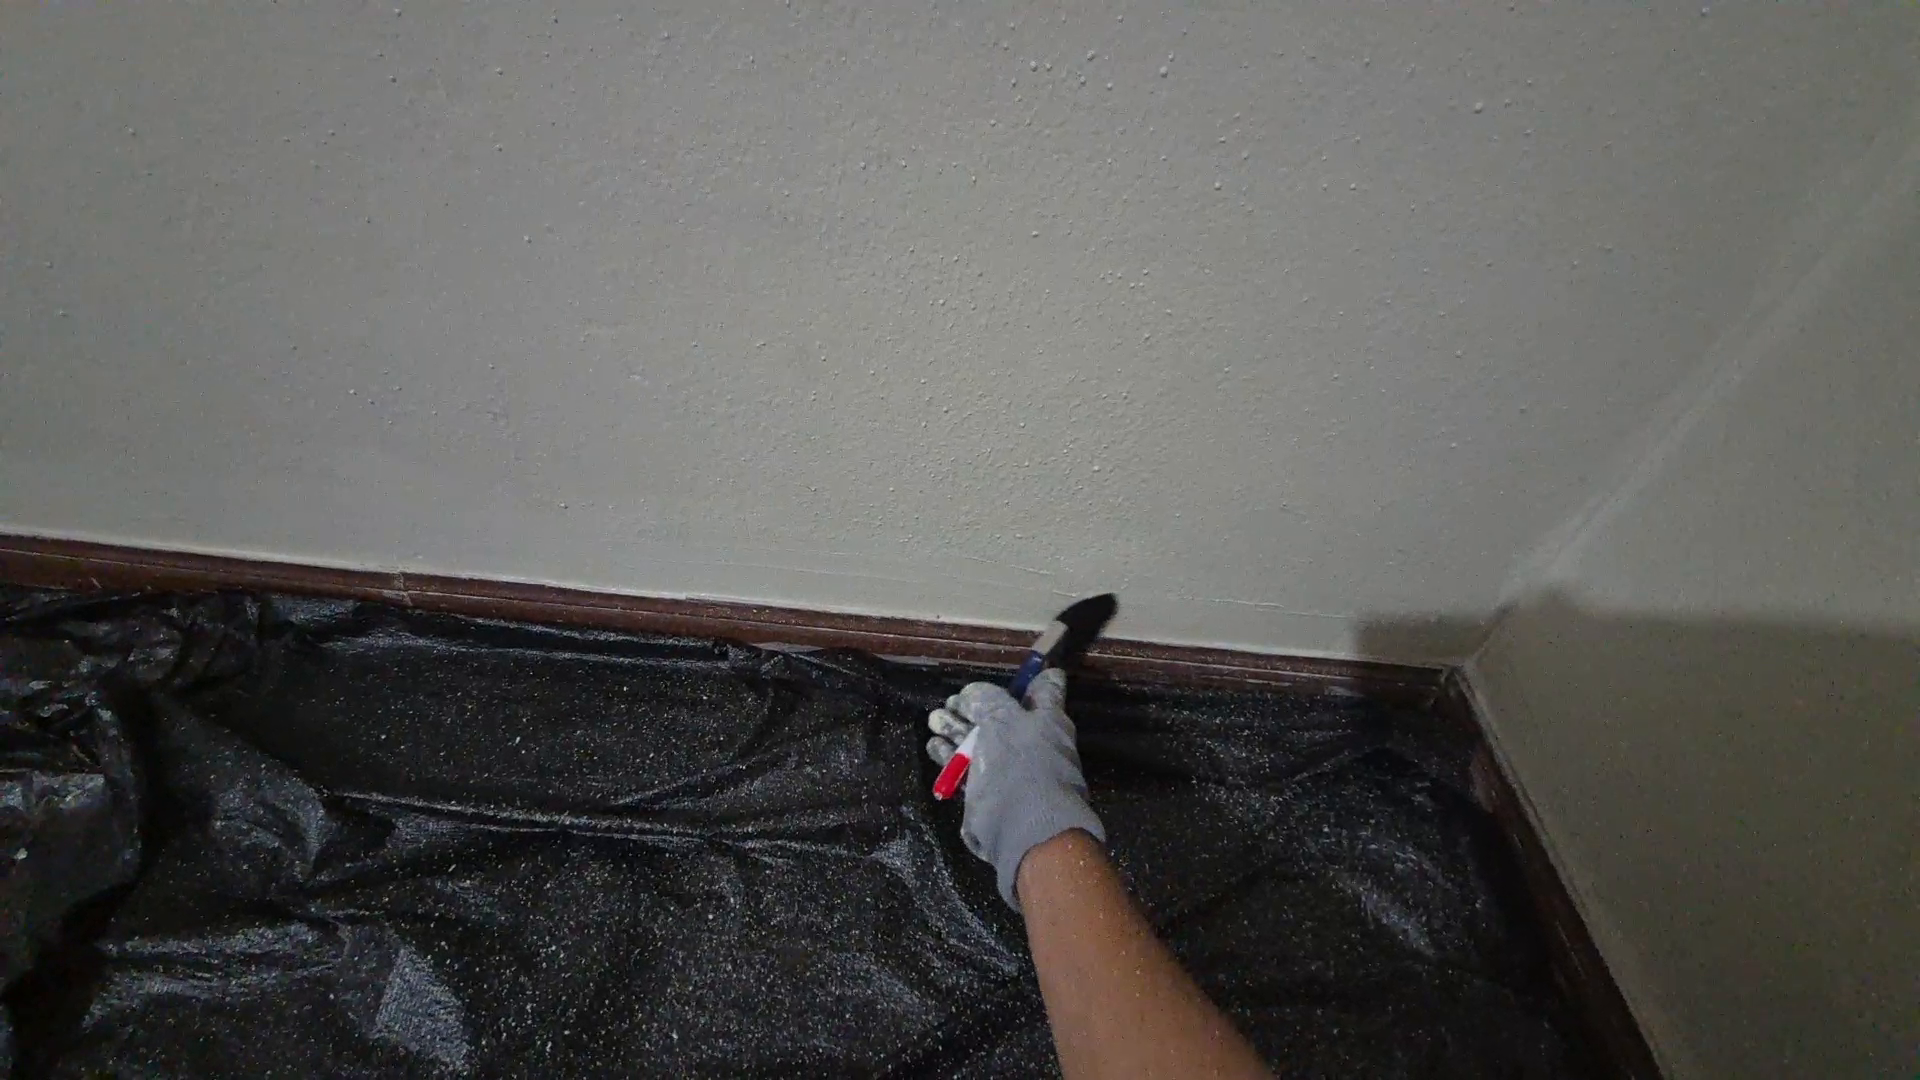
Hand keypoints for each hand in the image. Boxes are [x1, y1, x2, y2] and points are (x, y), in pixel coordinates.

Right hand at [926, 669, 1104, 909]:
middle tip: (951, 700)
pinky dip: (950, 756)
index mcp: (1047, 722)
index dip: (1032, 678)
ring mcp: (1009, 769)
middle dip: (974, 706)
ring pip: (978, 741)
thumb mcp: (1003, 720)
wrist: (1023, 830)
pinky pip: (967, 768)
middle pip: (1000, 716)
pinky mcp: (989, 793)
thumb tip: (973, 693)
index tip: (1018, 670)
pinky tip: (934, 745)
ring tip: (935, 719)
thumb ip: (987, 700)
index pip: (1043, 691)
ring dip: (955, 729)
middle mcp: (1030, 743)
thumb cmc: (1020, 765)